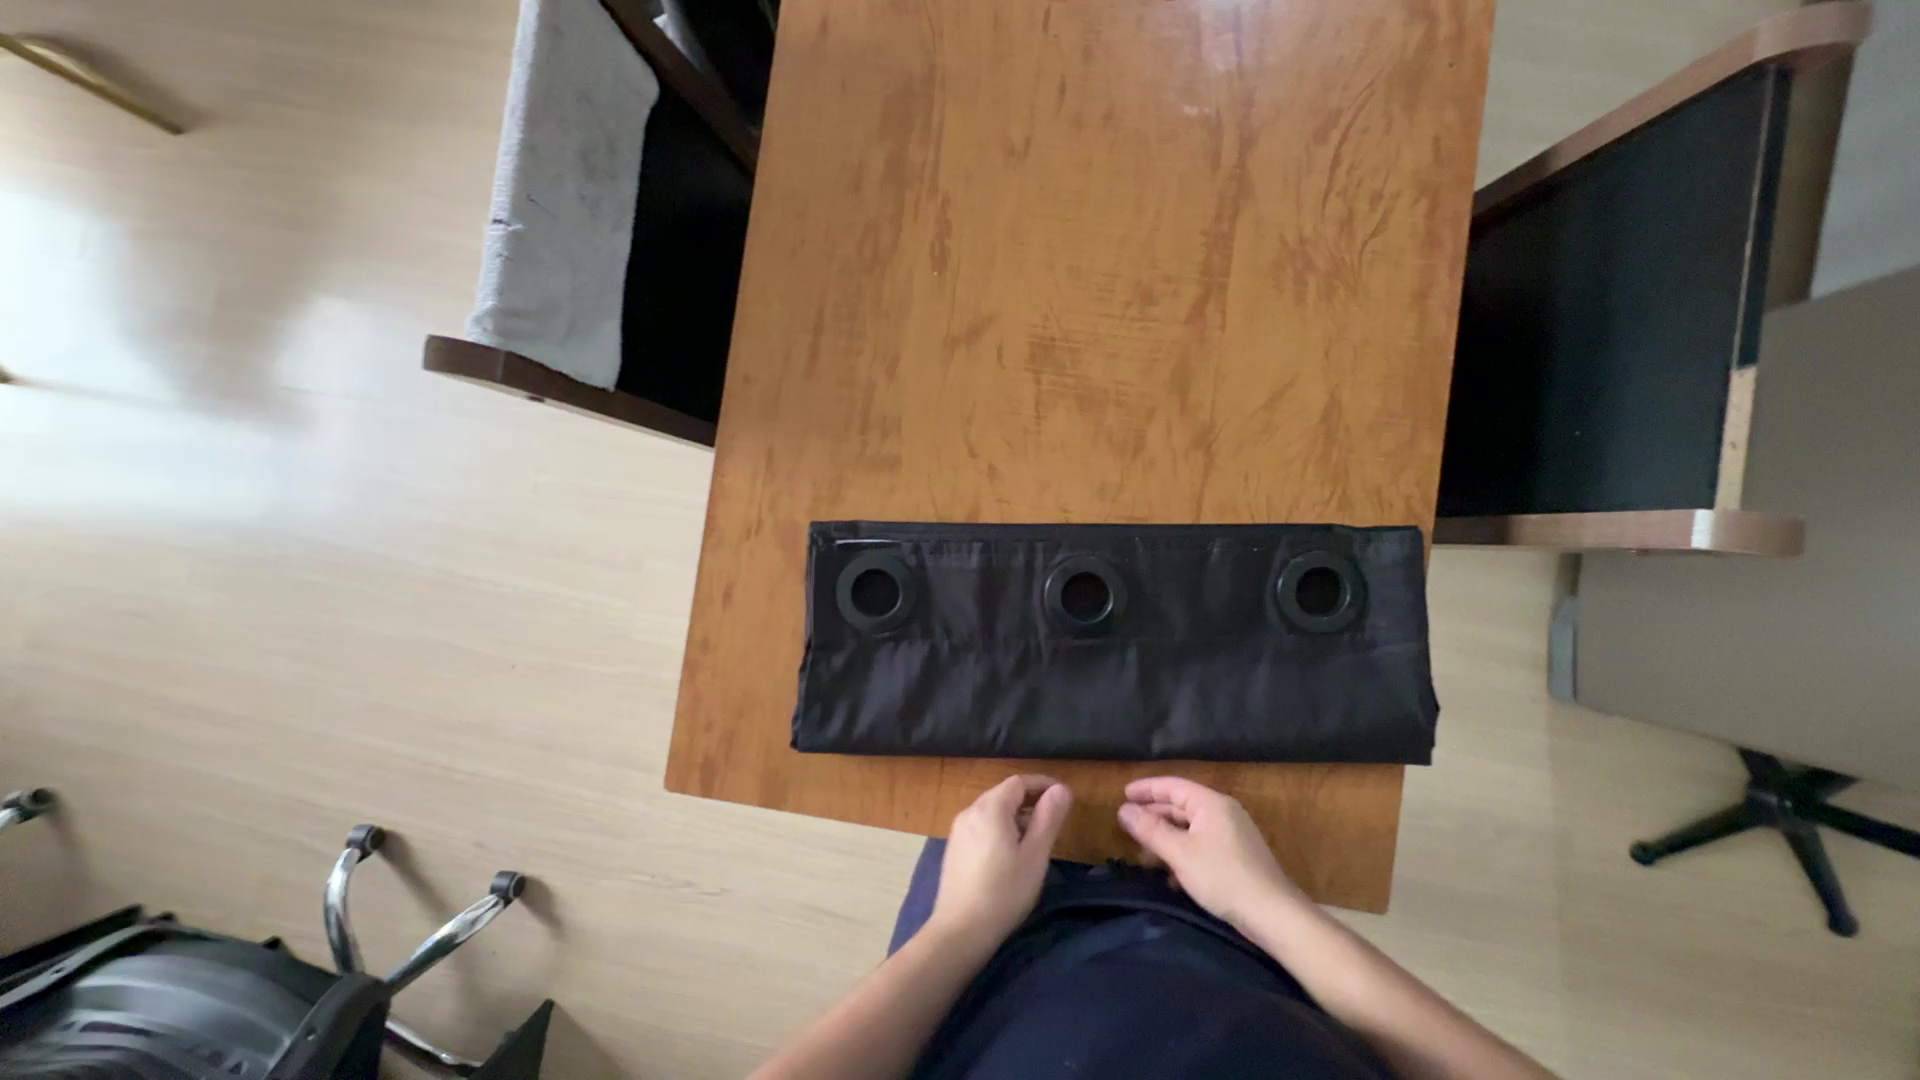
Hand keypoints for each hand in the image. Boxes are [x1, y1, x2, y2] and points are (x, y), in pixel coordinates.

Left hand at [929, 775, 1072, 947]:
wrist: (961, 930)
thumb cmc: (1004, 892)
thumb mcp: (1034, 855)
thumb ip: (1048, 818)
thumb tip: (1061, 789)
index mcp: (990, 808)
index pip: (1018, 782)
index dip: (1042, 784)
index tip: (1063, 796)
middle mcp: (969, 811)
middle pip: (1003, 793)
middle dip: (1029, 799)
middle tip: (1053, 817)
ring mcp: (958, 830)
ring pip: (991, 810)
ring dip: (1015, 814)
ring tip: (1035, 836)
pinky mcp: (954, 848)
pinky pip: (981, 825)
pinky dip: (999, 826)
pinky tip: (1010, 851)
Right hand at [1117, 776, 1307, 930]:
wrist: (1273, 914)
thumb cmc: (1223, 877)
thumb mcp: (1180, 853)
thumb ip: (1150, 829)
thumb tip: (1123, 809)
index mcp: (1211, 804)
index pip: (1173, 785)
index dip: (1146, 788)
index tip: (1123, 794)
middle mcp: (1223, 812)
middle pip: (1181, 805)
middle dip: (1154, 815)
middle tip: (1128, 824)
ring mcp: (1233, 834)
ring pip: (1191, 828)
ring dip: (1167, 837)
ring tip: (1145, 852)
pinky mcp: (1237, 856)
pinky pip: (1202, 844)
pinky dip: (1183, 852)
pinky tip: (1171, 874)